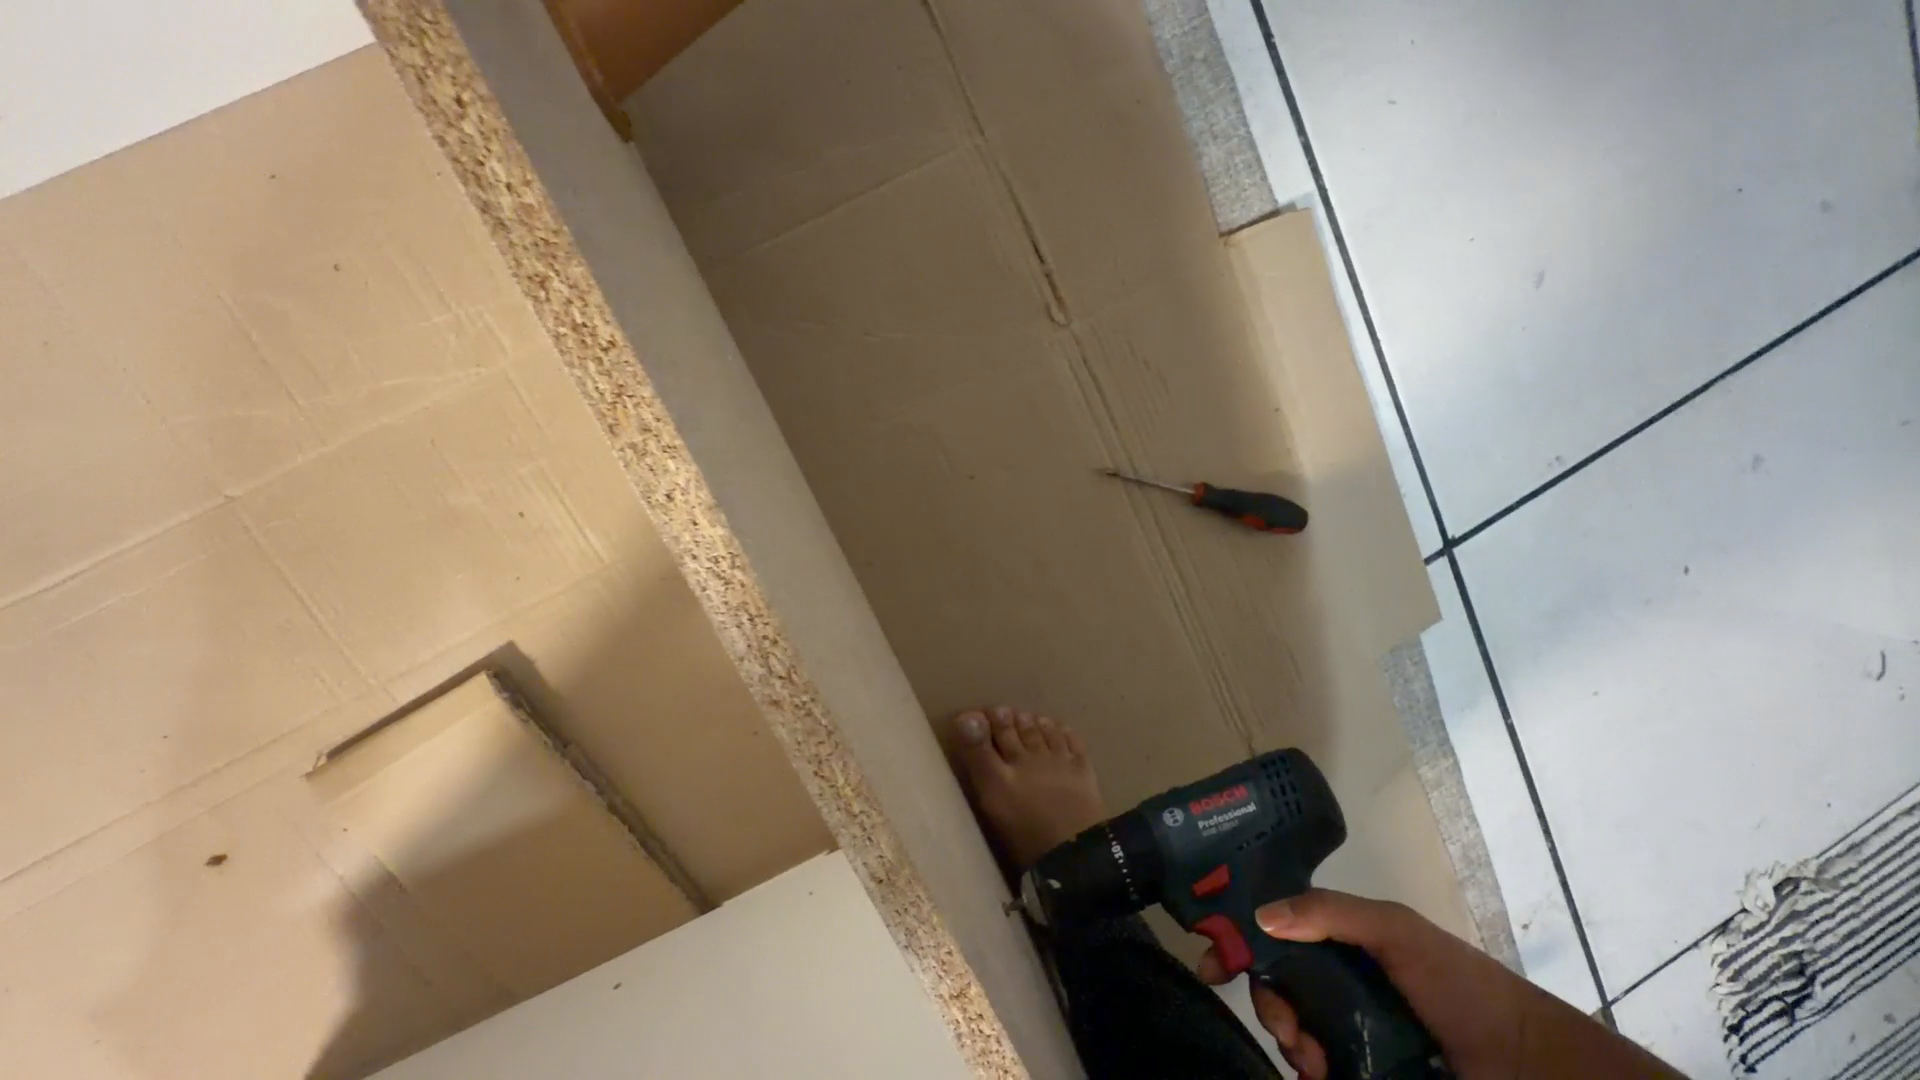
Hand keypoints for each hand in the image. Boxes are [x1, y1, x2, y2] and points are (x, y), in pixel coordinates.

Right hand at [1196, 889, 1683, 1079]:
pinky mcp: (1361, 1073)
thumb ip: (1328, 913)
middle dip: (1270, 1007)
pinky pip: (1315, 1070)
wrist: (1524, 1066)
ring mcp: (1351, 1033)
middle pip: (1275, 986)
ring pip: (1291, 1033)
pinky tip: (1322, 1075)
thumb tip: (1259, 917)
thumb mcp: (1395, 930)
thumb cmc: (1458, 984)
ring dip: (1291, 1045)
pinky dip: (1308, 1071)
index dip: (1237, 943)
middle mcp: (1339, 984)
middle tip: (1291, 1031)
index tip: (1209, 967)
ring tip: (1316, 1061)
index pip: (1275, 933)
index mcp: (1342, 943)